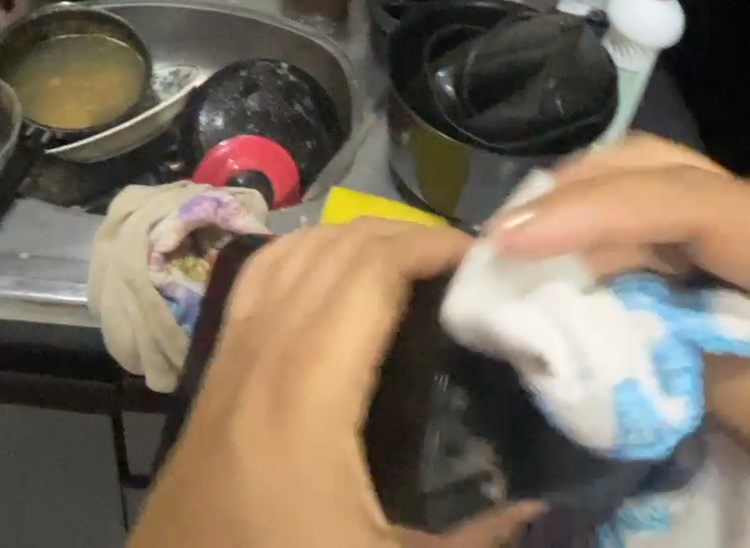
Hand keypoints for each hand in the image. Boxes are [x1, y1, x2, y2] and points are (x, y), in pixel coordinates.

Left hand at [130, 220, 542, 547]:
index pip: (371, 271)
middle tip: (459, 260)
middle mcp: (264, 347)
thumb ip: (473, 537)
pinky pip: (258, 274)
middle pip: (335, 247)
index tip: (480, 256)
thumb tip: (536, 502)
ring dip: (354, 236)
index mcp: (307, 388)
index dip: (428, 245)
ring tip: (406, 256)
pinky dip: (303, 250)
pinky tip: (328, 269)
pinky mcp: (213, 365)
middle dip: (403, 233)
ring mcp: (231, 350)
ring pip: (293, 248)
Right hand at [488, 135, 749, 547]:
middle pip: (660, 167)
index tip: (511, 238)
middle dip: (571, 192)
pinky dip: (609, 233)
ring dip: (583, 206)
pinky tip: (575, 264)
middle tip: (499, 238)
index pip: (686, 204)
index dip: (590, 213)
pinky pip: (665, 217)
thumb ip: (724, 382)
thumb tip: (622, 331)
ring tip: (520, 247)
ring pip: (654, 179)